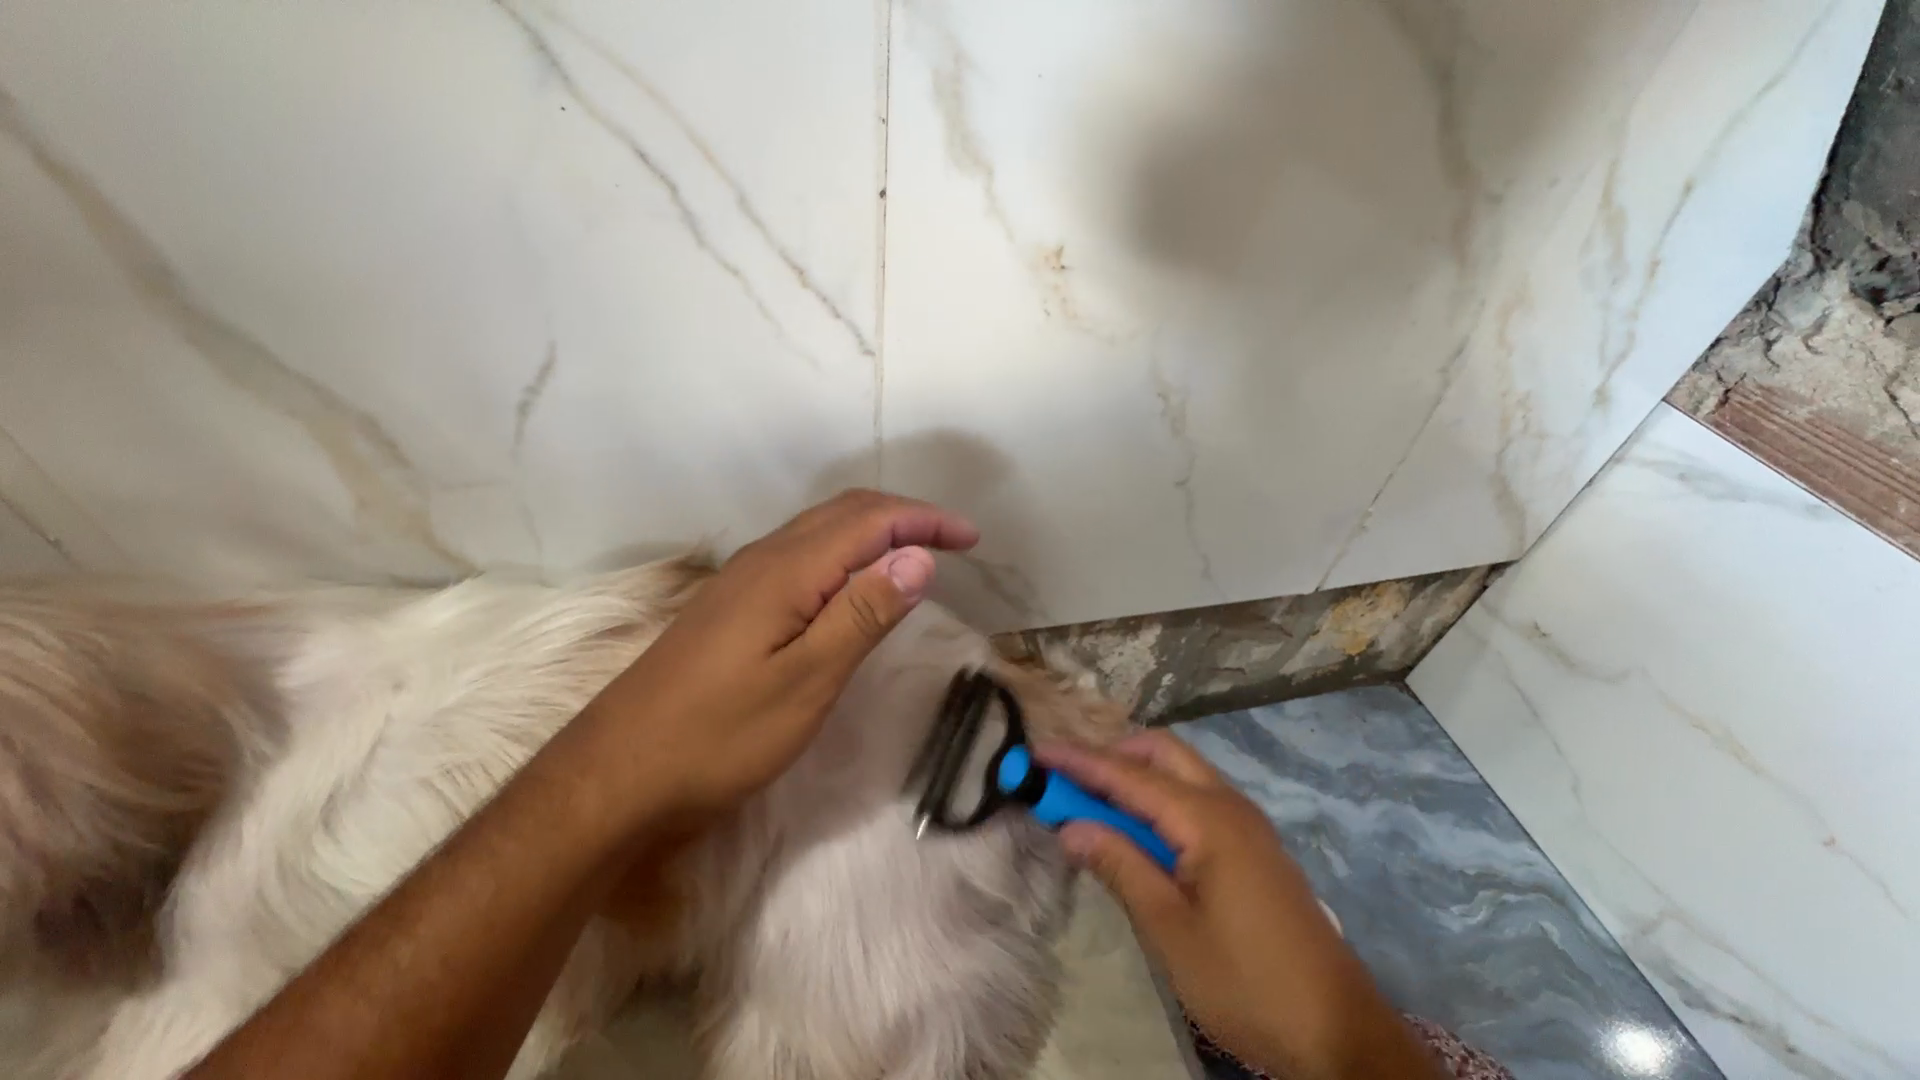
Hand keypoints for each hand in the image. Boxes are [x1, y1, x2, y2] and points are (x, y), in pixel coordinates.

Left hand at [578, 489, 977, 825]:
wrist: (618, 773)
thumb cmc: (720, 734)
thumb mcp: (805, 681)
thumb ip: (862, 614)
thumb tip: (918, 556)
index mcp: (786, 570)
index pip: (870, 521)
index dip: (925, 520)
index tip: (973, 539)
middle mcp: (762, 560)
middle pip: (843, 513)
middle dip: (904, 516)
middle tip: (953, 542)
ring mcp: (740, 582)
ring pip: (818, 532)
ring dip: (872, 531)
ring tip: (915, 555)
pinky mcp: (730, 608)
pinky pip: (799, 557)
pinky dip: (843, 555)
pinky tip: (852, 586)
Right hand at [1038, 733, 1442, 1079]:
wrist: (1337, 1028)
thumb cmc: (1245, 980)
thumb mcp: (1169, 929)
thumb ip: (1119, 865)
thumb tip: (1070, 826)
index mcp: (1208, 819)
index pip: (1128, 775)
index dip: (1078, 761)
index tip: (1034, 752)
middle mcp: (1230, 805)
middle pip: (1161, 752)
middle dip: (1111, 755)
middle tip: (1066, 781)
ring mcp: (1248, 824)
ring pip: (1182, 772)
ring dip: (1135, 776)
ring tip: (1093, 805)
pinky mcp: (1254, 847)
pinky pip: (1197, 799)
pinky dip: (1160, 799)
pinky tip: (1139, 833)